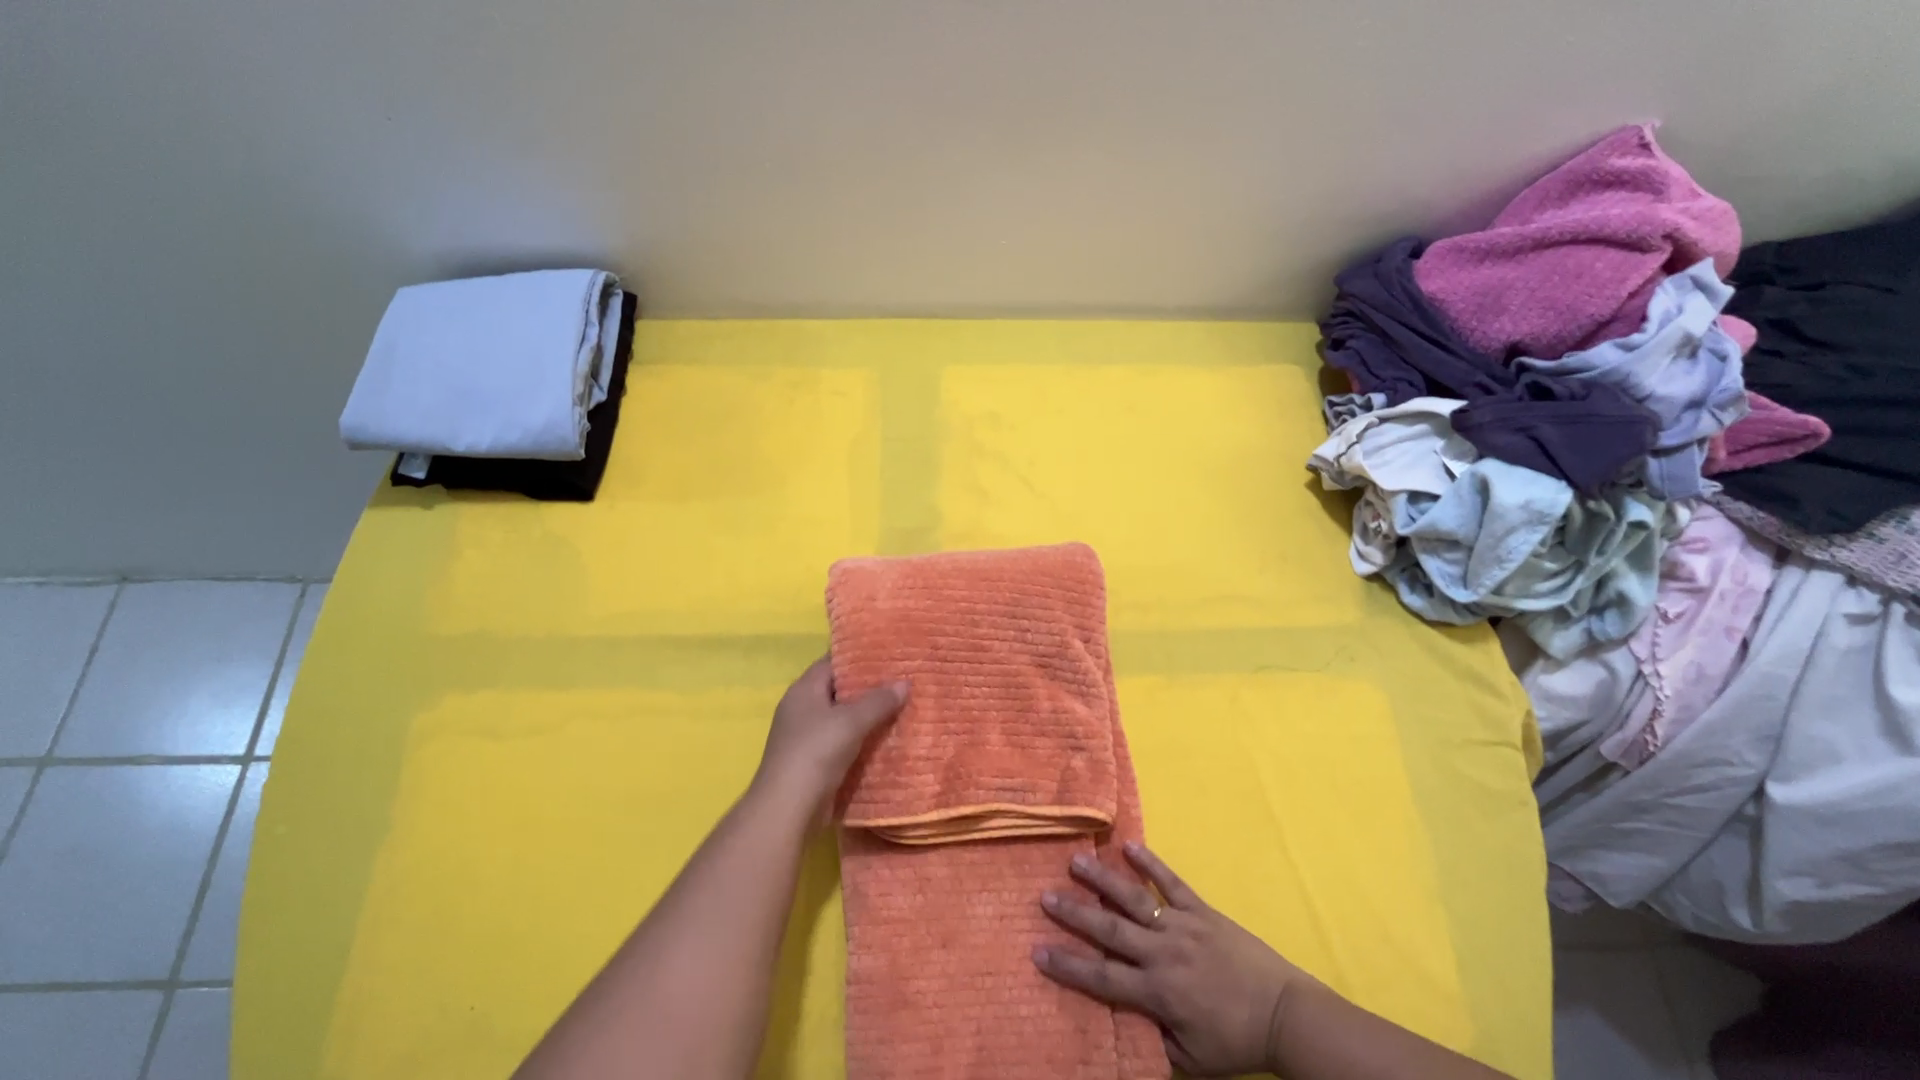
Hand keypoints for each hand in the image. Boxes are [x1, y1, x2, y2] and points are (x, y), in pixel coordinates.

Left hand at [751, 656, 908, 812]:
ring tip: (904, 706)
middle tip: (904, 680)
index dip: (860, 656)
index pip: (833, 662)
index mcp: (804, 690)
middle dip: (870, 687)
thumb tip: (904, 682)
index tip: (890, 653)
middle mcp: (803, 709)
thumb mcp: (850, 722)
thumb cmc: (815, 753)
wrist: (789, 808)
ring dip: (869, 716)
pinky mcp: (816, 761)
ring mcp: (808, 736)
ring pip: (844, 718)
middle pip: (840, 690)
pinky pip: (845, 742)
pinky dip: (864, 739)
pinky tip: (890, 739)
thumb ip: (878, 701)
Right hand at [1033, 843, 1308, 1077]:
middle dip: (1074, 913)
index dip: (1068, 966)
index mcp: (1156, 992)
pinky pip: (1171, 883)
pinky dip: (1151, 863)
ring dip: (1103, 879)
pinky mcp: (1203, 911)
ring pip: (1134, 898)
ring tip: (1075, 860)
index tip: (1037, 952)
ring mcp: (1182, 926)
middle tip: (1044, 895)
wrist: (1285, 1014)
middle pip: (1110, 929)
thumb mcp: (1189, 1059)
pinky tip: (1129, 845)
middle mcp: (1163, 952)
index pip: (1102, 978)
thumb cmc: (1234, 1041)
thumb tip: (1122, 1027)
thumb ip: (1153, 1042)